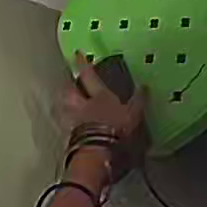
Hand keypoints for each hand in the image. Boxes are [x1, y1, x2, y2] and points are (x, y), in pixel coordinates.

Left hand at [58, 54, 148, 193]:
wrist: (99, 152)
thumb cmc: (117, 128)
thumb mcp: (134, 113)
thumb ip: (138, 100)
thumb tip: (145, 86)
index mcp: (99, 96)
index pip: (89, 75)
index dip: (83, 64)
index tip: (77, 54)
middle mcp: (83, 105)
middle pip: (69, 91)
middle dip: (68, 84)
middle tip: (68, 81)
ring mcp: (74, 121)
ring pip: (62, 107)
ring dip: (62, 103)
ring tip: (64, 102)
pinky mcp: (70, 136)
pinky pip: (66, 124)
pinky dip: (66, 122)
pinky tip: (70, 124)